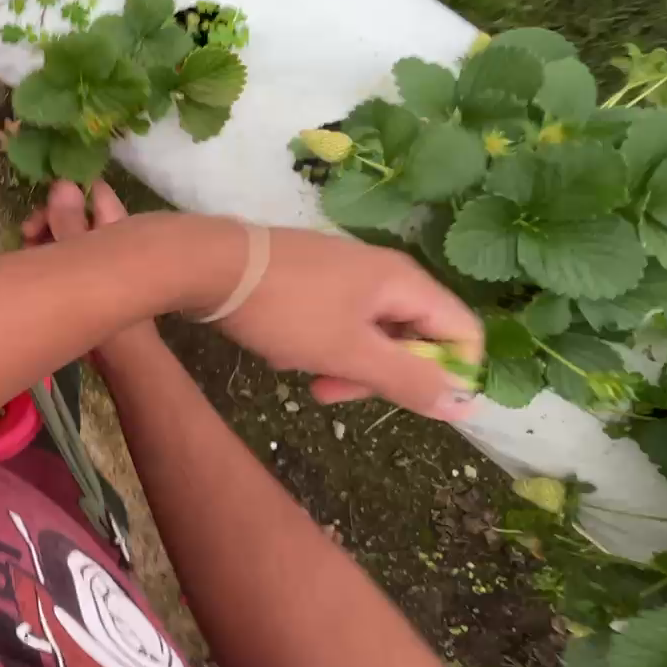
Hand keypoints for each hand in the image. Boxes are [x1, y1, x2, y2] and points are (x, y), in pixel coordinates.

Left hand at [20, 182, 483, 421]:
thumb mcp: (349, 353)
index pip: (461, 332)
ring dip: (333, 357)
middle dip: (374, 370)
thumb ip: (410, 379)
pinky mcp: (291, 269)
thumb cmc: (281, 309)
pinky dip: (305, 337)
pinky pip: (320, 312)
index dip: (443, 372)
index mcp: (401, 280)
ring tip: (291, 366)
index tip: (396, 394)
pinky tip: (272, 348)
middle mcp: (372, 265)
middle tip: (328, 393)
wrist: (199, 263)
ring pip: (357, 326)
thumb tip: (468, 403)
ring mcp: (328, 263)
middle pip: (406, 332)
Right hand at [22, 180, 163, 364]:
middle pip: (74, 213)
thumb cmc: (108, 306)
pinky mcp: (86, 278)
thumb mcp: (83, 259)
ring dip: (42, 239)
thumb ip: (70, 223)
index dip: (68, 191)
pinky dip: (45, 257)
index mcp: (117, 228)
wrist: (124, 358)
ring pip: (65, 235)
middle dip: (47, 219)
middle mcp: (109, 238)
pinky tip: (30, 268)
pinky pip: (63, 255)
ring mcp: (97, 259)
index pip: (94, 193)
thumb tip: (62, 184)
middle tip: (25, 235)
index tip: (40, 205)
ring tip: (24, 253)